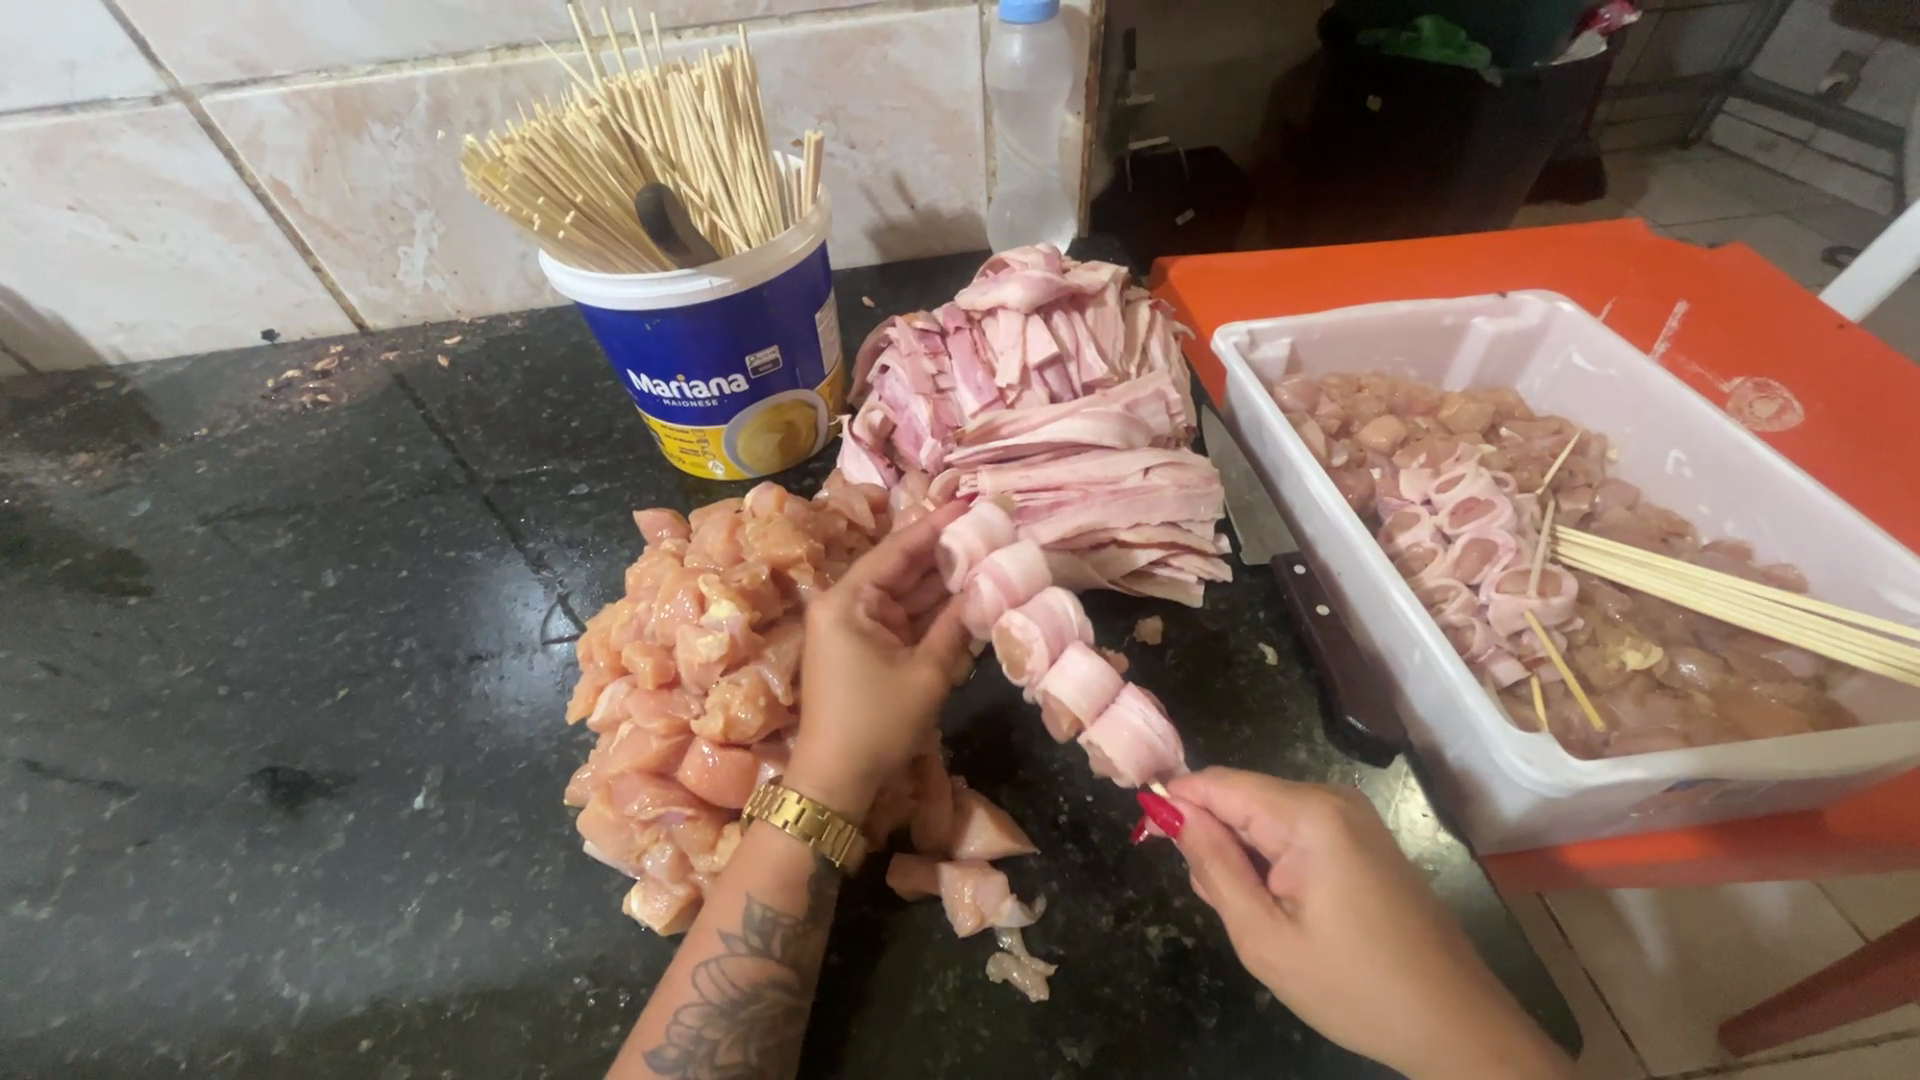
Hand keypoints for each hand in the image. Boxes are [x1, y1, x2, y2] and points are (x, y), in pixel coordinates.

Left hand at [784, 501, 971, 819]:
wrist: (837, 781)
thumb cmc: (877, 723)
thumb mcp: (925, 673)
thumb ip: (957, 626)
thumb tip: (988, 587)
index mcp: (847, 601)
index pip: (897, 550)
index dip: (934, 527)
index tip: (967, 506)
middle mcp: (846, 606)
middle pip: (901, 569)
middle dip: (944, 553)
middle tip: (987, 530)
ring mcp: (855, 629)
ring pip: (905, 595)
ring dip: (942, 582)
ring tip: (986, 555)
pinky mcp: (866, 650)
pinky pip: (904, 620)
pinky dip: (932, 613)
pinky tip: (967, 595)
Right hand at [1164, 768, 1575, 1079]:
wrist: (1460, 1028)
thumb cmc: (1356, 989)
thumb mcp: (1264, 937)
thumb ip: (1212, 866)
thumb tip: (1169, 810)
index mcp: (1307, 815)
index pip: (1216, 783)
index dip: (1176, 805)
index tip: (1152, 841)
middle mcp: (1329, 798)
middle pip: (1239, 799)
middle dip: (1215, 843)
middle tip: (1224, 907)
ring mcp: (1351, 816)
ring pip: (1262, 818)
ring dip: (1244, 859)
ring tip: (1260, 919)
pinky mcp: (1361, 837)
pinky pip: (1293, 832)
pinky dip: (1273, 864)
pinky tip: (1286, 911)